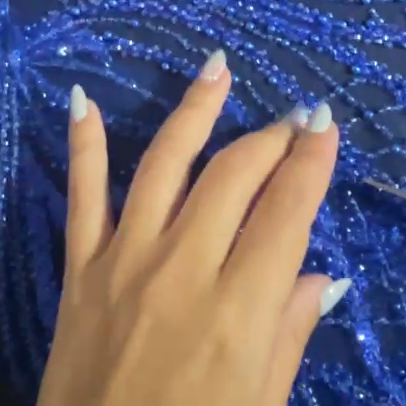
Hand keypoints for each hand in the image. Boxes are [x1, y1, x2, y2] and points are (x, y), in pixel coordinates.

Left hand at [35, 50, 347, 405]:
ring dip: (194, 110)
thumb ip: (288, 335)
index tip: (326, 124)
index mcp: (238, 313)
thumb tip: (320, 275)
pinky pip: (81, 194)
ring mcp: (124, 261)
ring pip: (164, 163)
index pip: (286, 213)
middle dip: (270, 138)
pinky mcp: (79, 268)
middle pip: (232, 176)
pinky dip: (84, 143)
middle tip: (294, 116)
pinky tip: (81, 98)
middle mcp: (182, 270)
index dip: (311, 162)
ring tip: (217, 69)